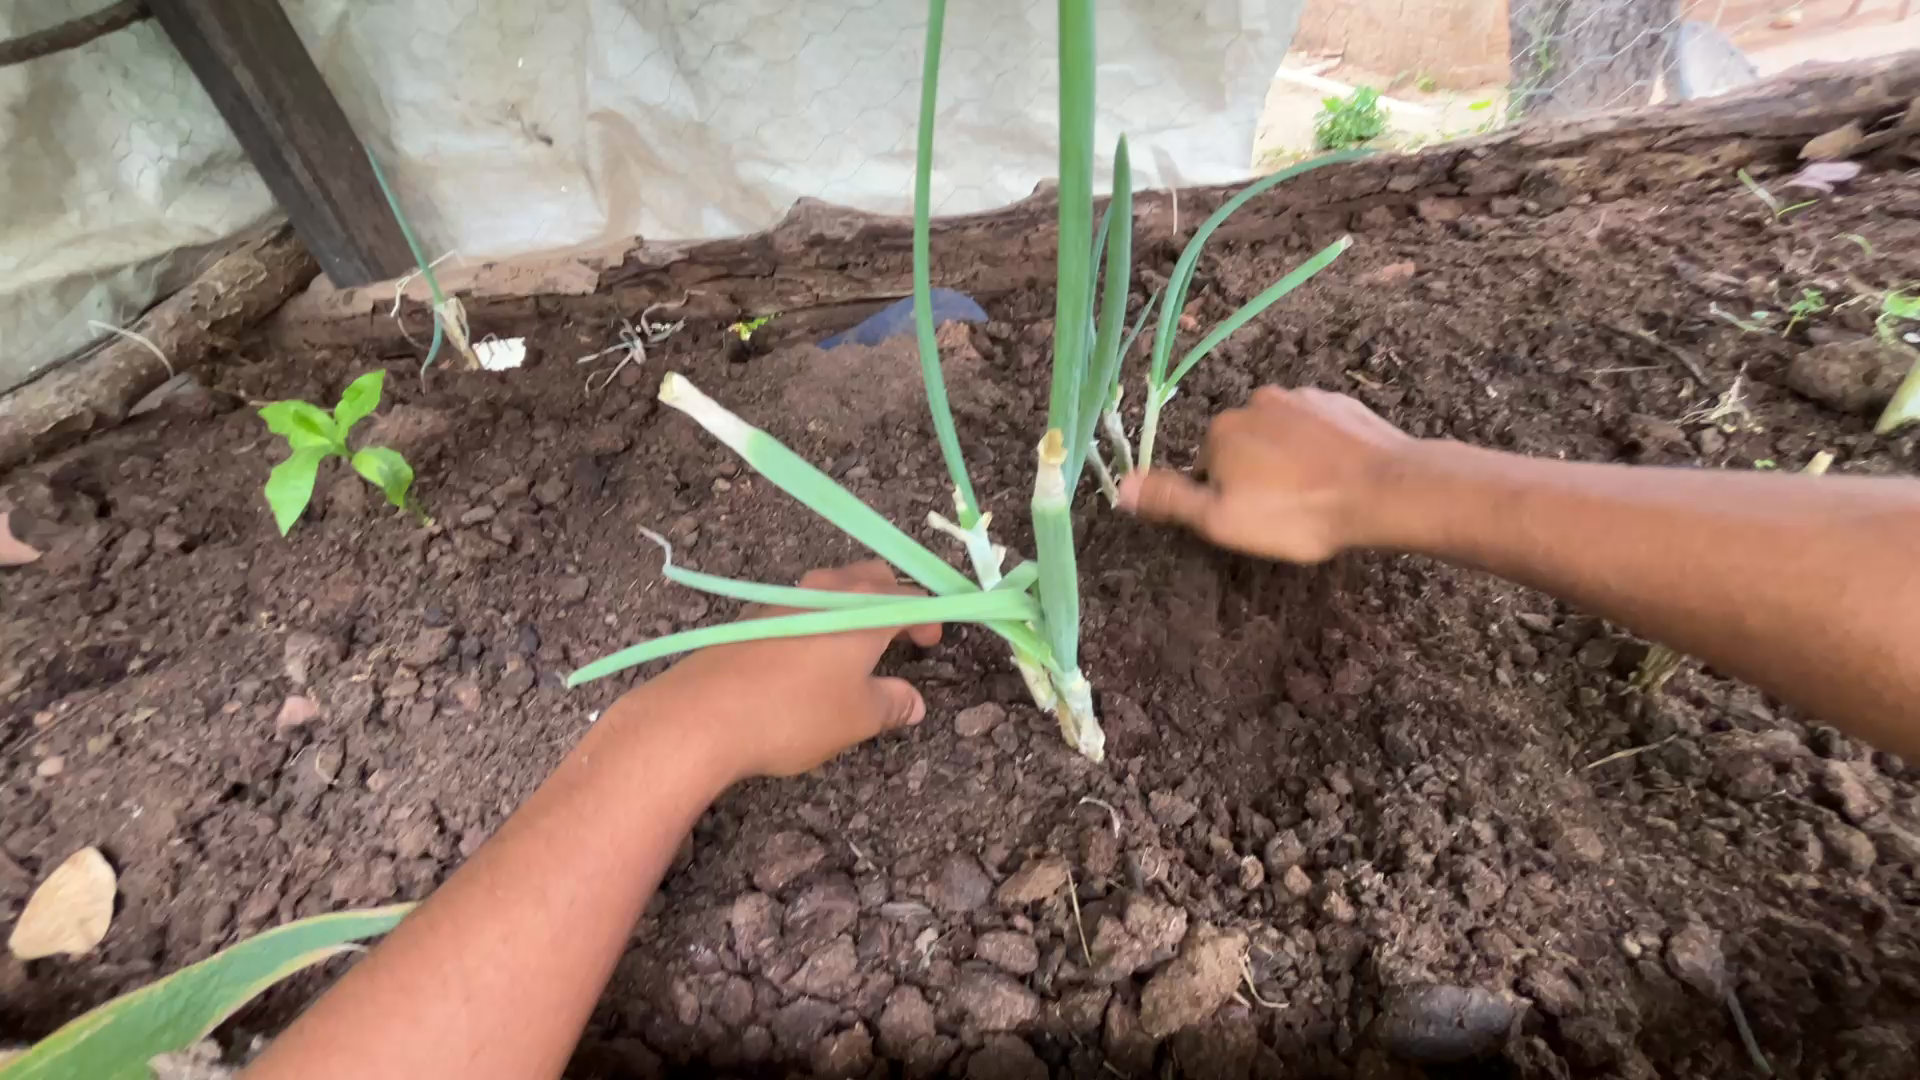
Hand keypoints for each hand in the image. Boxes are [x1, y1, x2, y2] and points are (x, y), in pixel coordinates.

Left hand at [627, 560, 939, 780]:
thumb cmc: (795, 713)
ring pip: (834, 586)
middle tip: (899, 634)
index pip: (911, 599)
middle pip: (873, 577)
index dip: (928, 619)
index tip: (930, 642)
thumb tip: (914, 702)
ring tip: (856, 644)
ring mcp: (789, 599)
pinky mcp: (756, 614)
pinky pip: (802, 604)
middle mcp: (829, 592)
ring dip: (854, 605)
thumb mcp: (858, 718)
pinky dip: (820, 618)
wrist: (703, 714)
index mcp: (865, 611)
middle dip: (893, 599)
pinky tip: (811, 655)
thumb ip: (893, 704)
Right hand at [1119, 386, 1411, 562]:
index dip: (1220, 497)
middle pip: (1240, 447)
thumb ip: (1169, 500)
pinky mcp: (1340, 403)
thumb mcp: (1220, 520)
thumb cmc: (1295, 512)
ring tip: (1311, 496)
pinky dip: (1318, 449)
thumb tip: (1120, 485)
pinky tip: (1336, 476)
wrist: (1387, 490)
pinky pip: (1314, 428)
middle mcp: (1256, 402)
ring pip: (1278, 436)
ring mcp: (1302, 398)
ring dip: (1285, 460)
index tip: (1248, 518)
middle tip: (1281, 511)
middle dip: (1252, 474)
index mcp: (1221, 430)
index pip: (1204, 467)